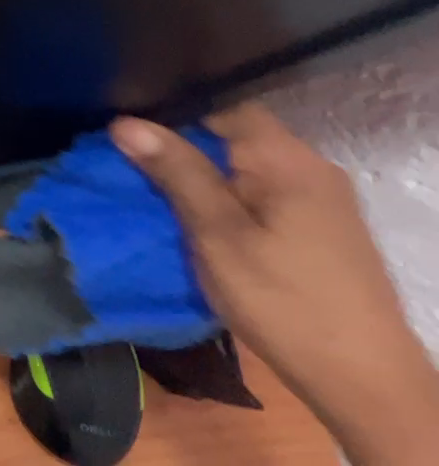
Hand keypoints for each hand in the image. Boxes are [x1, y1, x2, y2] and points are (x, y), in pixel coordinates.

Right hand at [112, 104, 438, 464]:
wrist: (361, 378)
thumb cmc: (282, 299)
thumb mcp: (216, 233)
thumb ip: (176, 172)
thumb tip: (125, 122)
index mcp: (287, 161)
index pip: (223, 105)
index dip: (171, 107)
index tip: (123, 120)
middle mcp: (310, 168)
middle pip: (232, 131)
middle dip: (177, 139)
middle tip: (121, 151)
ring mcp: (318, 198)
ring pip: (242, 161)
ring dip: (196, 167)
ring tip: (144, 177)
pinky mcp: (315, 224)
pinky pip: (256, 186)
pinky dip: (220, 190)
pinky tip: (190, 207)